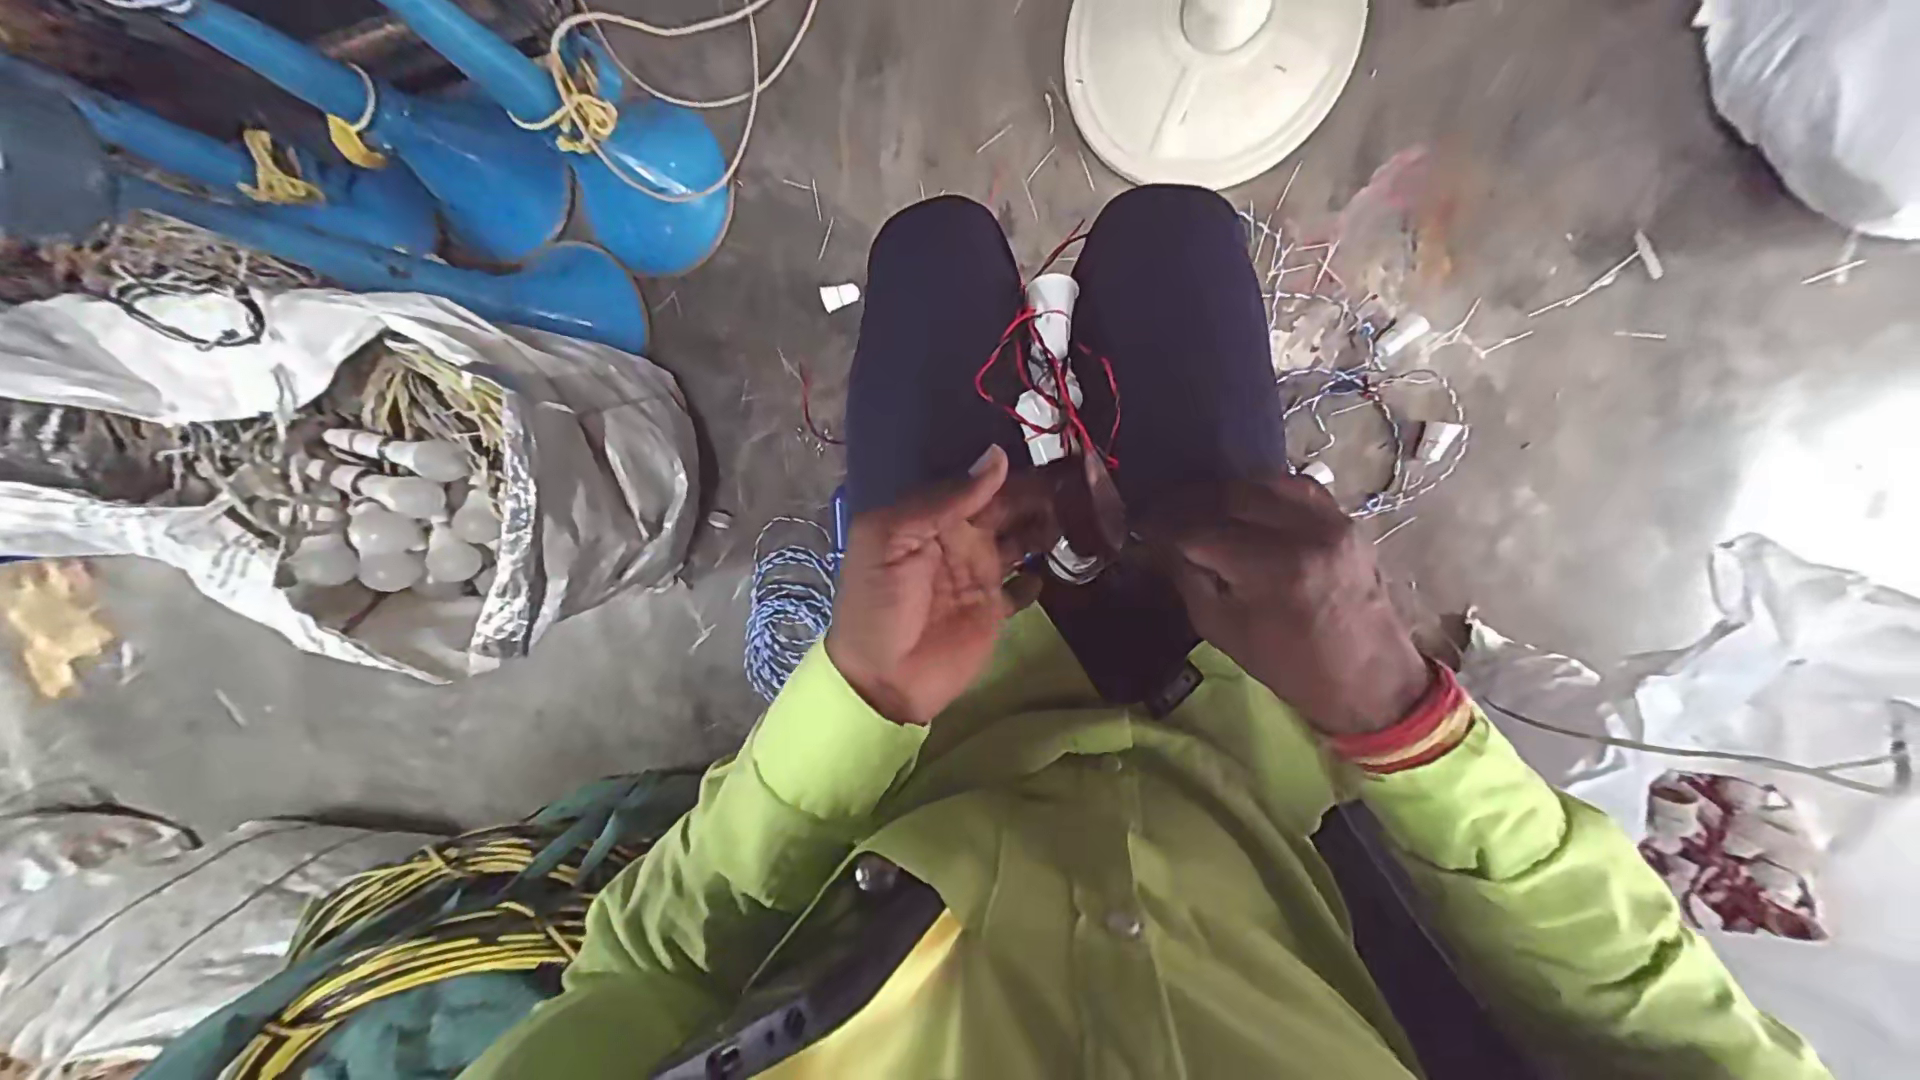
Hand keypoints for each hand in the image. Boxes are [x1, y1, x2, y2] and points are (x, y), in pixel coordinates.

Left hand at [827, 445, 1058, 724]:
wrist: (883, 679)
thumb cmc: (879, 604)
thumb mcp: (892, 539)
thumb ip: (943, 500)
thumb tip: (996, 457)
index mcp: (932, 517)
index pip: (979, 484)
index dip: (1013, 473)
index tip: (1056, 459)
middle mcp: (959, 539)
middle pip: (1007, 509)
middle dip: (1040, 496)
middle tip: (1082, 486)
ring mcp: (979, 574)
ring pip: (1022, 540)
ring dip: (1047, 528)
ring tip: (1082, 519)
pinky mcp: (995, 608)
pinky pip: (1025, 585)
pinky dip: (1041, 576)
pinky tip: (1056, 568)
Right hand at [1142, 475, 1431, 736]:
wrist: (1369, 680)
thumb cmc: (1288, 665)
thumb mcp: (1221, 628)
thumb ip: (1187, 577)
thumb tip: (1158, 545)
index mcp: (1272, 568)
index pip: (1200, 531)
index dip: (1163, 528)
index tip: (1141, 528)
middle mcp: (1305, 533)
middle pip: (1230, 496)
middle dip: (1189, 503)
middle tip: (1163, 514)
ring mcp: (1331, 522)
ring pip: (1263, 483)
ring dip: (1224, 492)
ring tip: (1200, 507)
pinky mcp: (1346, 521)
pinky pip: (1296, 488)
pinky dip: (1262, 491)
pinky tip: (1243, 504)